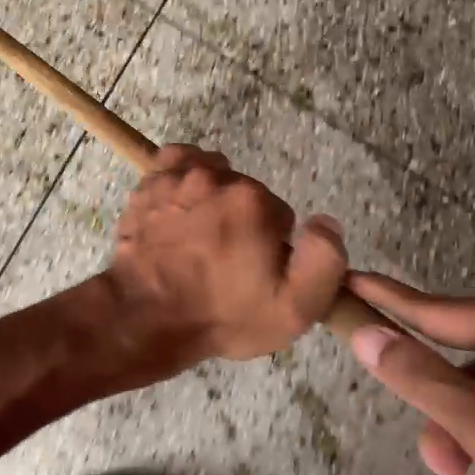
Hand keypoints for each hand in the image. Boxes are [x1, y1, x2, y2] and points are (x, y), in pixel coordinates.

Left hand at [99, 145, 346, 382]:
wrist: (147, 313)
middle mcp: (215, 178)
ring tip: (202, 233)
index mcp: (255, 202)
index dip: (272, 243)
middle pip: (245, 194)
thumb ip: (324, 261)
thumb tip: (327, 223)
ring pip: (213, 174)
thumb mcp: (295, 308)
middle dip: (243, 220)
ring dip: (213, 196)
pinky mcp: (148, 182)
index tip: (256, 268)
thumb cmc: (223, 314)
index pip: (280, 215)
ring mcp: (177, 176)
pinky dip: (183, 172)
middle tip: (227, 257)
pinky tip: (183, 198)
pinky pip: (176, 159)